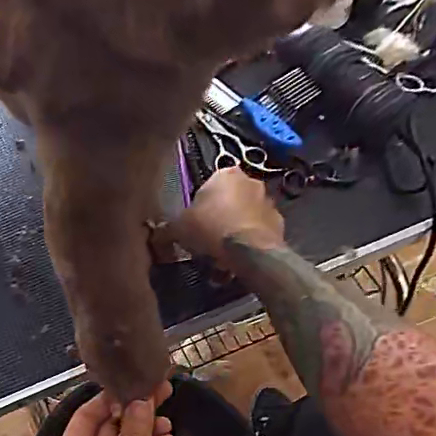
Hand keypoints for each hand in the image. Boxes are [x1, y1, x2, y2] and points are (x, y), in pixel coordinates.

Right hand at [161, 168, 284, 262]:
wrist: (249, 250)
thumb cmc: (211, 229)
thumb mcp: (179, 228)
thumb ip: (168, 228)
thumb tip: (155, 234)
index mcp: (226, 173)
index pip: (210, 185)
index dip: (200, 207)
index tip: (196, 224)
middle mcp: (251, 181)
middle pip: (230, 201)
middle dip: (220, 220)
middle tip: (208, 242)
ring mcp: (269, 202)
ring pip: (246, 218)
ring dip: (236, 233)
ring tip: (223, 258)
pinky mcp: (280, 224)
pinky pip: (259, 234)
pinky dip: (250, 244)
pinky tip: (240, 261)